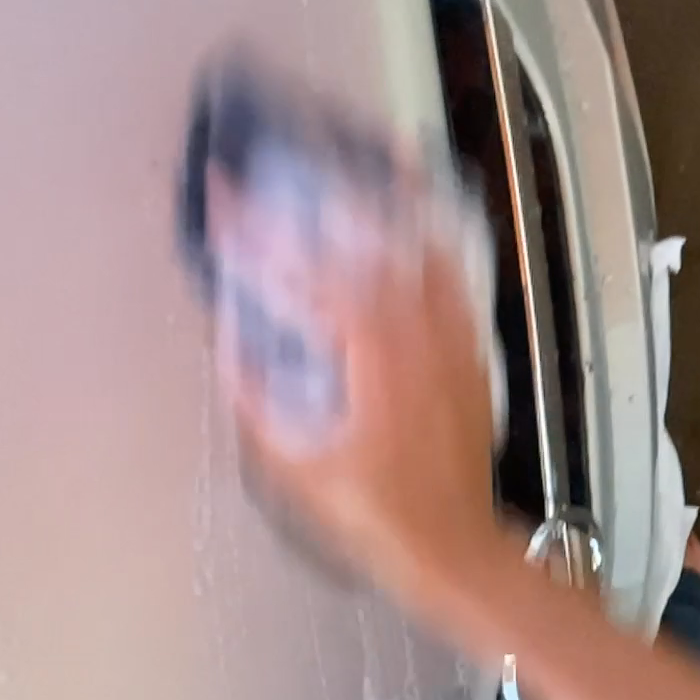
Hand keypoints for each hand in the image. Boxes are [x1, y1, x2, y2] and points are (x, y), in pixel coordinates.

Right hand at [220, 198, 507, 609]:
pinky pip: (460, 290)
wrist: (452, 543)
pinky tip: (430, 230)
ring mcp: (456, 348)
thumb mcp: (296, 469)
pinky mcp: (474, 360)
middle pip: (377, 250)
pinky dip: (440, 252)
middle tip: (303, 157)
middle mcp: (423, 343)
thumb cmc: (377, 515)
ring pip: (429, 260)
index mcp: (374, 364)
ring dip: (401, 209)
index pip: (313, 279)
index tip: (225, 197)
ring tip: (388, 158)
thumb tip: (233, 349)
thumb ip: (259, 402)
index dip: (264, 235)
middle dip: (330, 199)